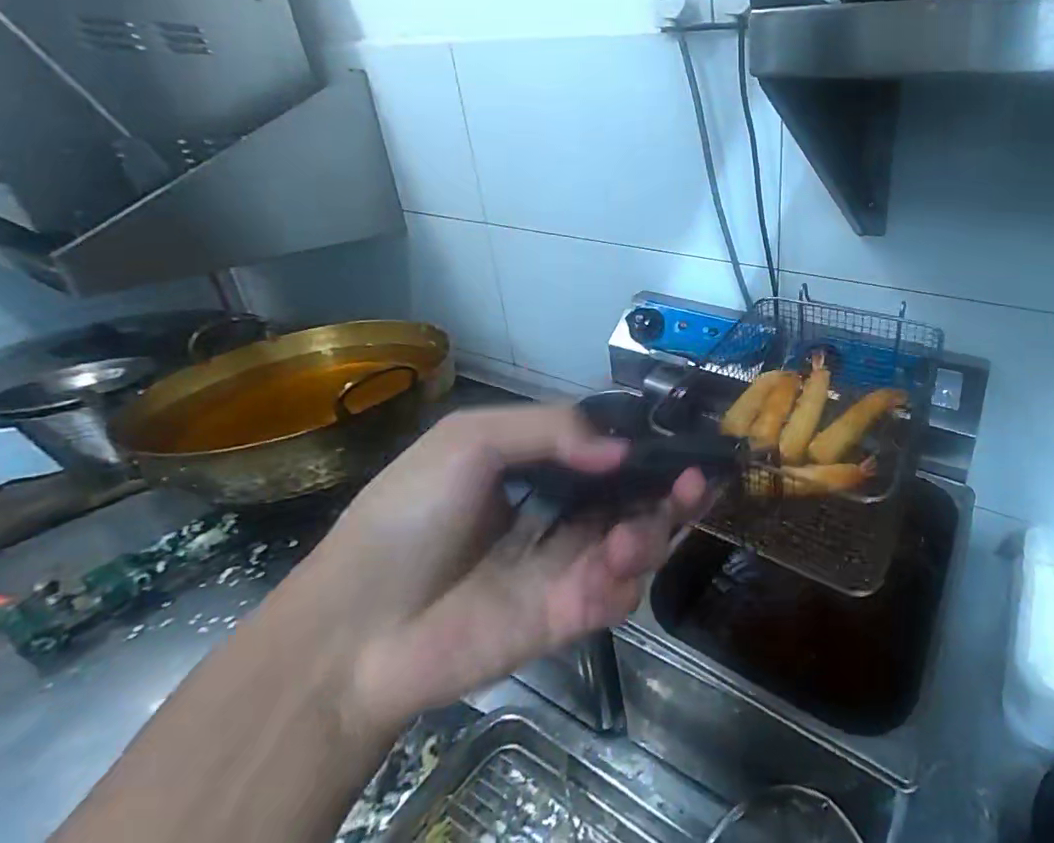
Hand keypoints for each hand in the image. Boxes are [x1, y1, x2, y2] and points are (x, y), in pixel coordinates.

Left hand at [286, 405, 706, 732]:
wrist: (358, 622)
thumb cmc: (409, 514)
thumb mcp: (468, 442)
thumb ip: (548, 430)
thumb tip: (620, 448)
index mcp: (537, 468)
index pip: (608, 453)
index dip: (645, 449)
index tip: (682, 443)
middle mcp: (559, 514)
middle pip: (635, 500)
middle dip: (672, 492)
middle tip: (694, 483)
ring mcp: (564, 567)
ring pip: (636, 546)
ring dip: (649, 536)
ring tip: (627, 539)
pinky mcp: (565, 617)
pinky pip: (615, 597)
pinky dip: (621, 584)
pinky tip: (603, 574)